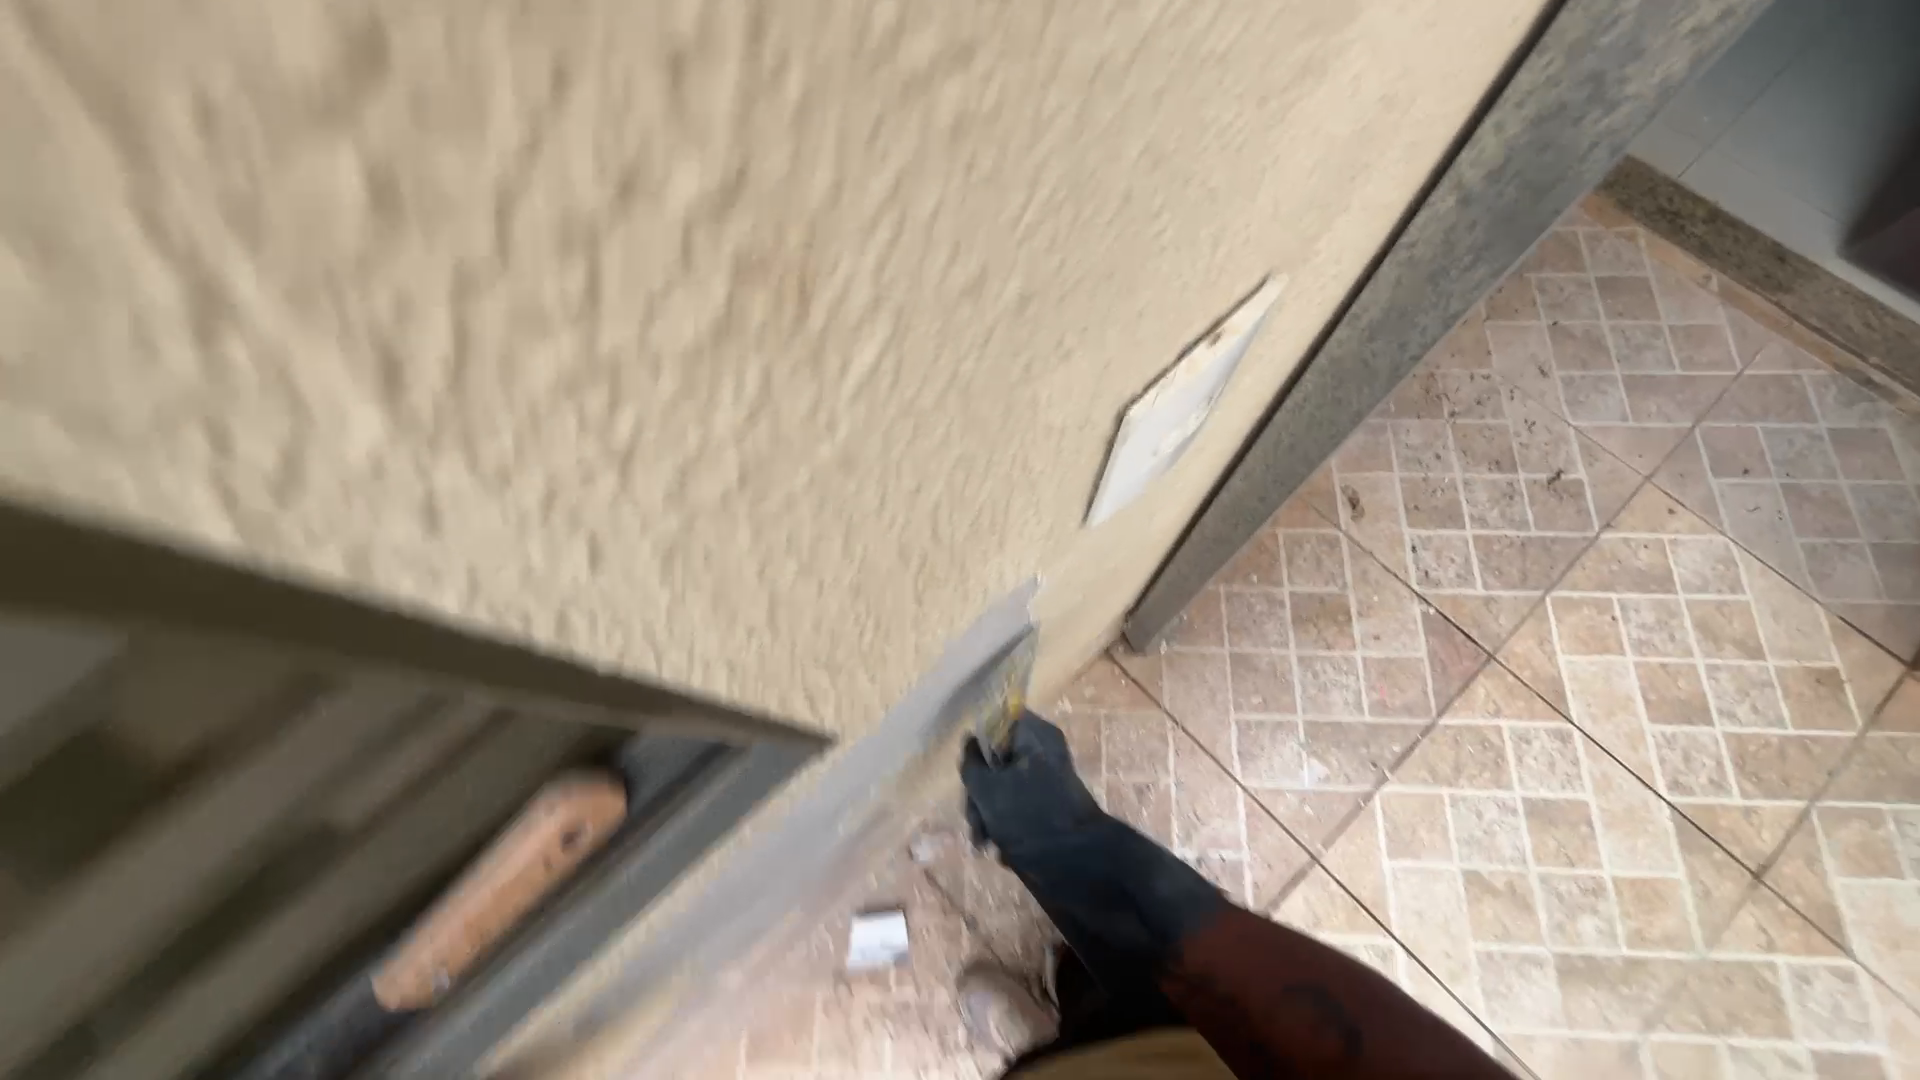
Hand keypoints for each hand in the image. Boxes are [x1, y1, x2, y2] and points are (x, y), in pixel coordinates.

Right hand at [959, 711, 1225, 982]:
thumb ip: (972, 764)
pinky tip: (1003, 853)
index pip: (996, 721)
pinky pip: (1018, 810)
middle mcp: (1042, 753)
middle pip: (995, 760)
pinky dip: (1007, 829)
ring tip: (986, 844)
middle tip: (976, 821)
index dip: (977, 745)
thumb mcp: (989, 791)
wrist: (1087, 868)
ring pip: (1003, 789)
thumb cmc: (1034, 820)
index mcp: (1034, 735)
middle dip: (979, 794)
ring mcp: (1047, 783)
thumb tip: (968, 743)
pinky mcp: (1050, 811)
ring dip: (988, 817)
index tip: (967, 773)